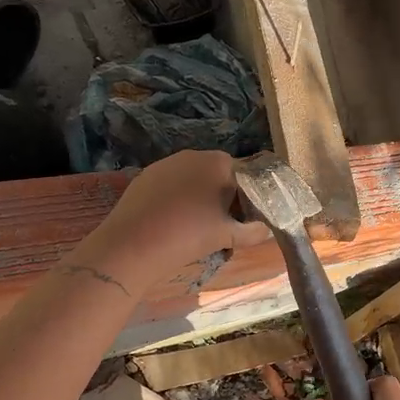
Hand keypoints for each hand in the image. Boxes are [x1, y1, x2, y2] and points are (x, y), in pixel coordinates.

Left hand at [72, 150, 272, 294]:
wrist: (133, 245)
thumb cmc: (189, 235)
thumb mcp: (229, 237)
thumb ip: (254, 231)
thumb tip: (265, 229)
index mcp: (220, 163)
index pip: (246, 175)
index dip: (248, 197)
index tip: (244, 219)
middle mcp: (194, 155)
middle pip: (219, 175)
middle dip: (223, 196)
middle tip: (222, 224)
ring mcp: (166, 164)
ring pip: (194, 179)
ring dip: (199, 197)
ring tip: (196, 225)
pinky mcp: (145, 176)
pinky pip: (171, 185)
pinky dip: (177, 199)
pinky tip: (172, 222)